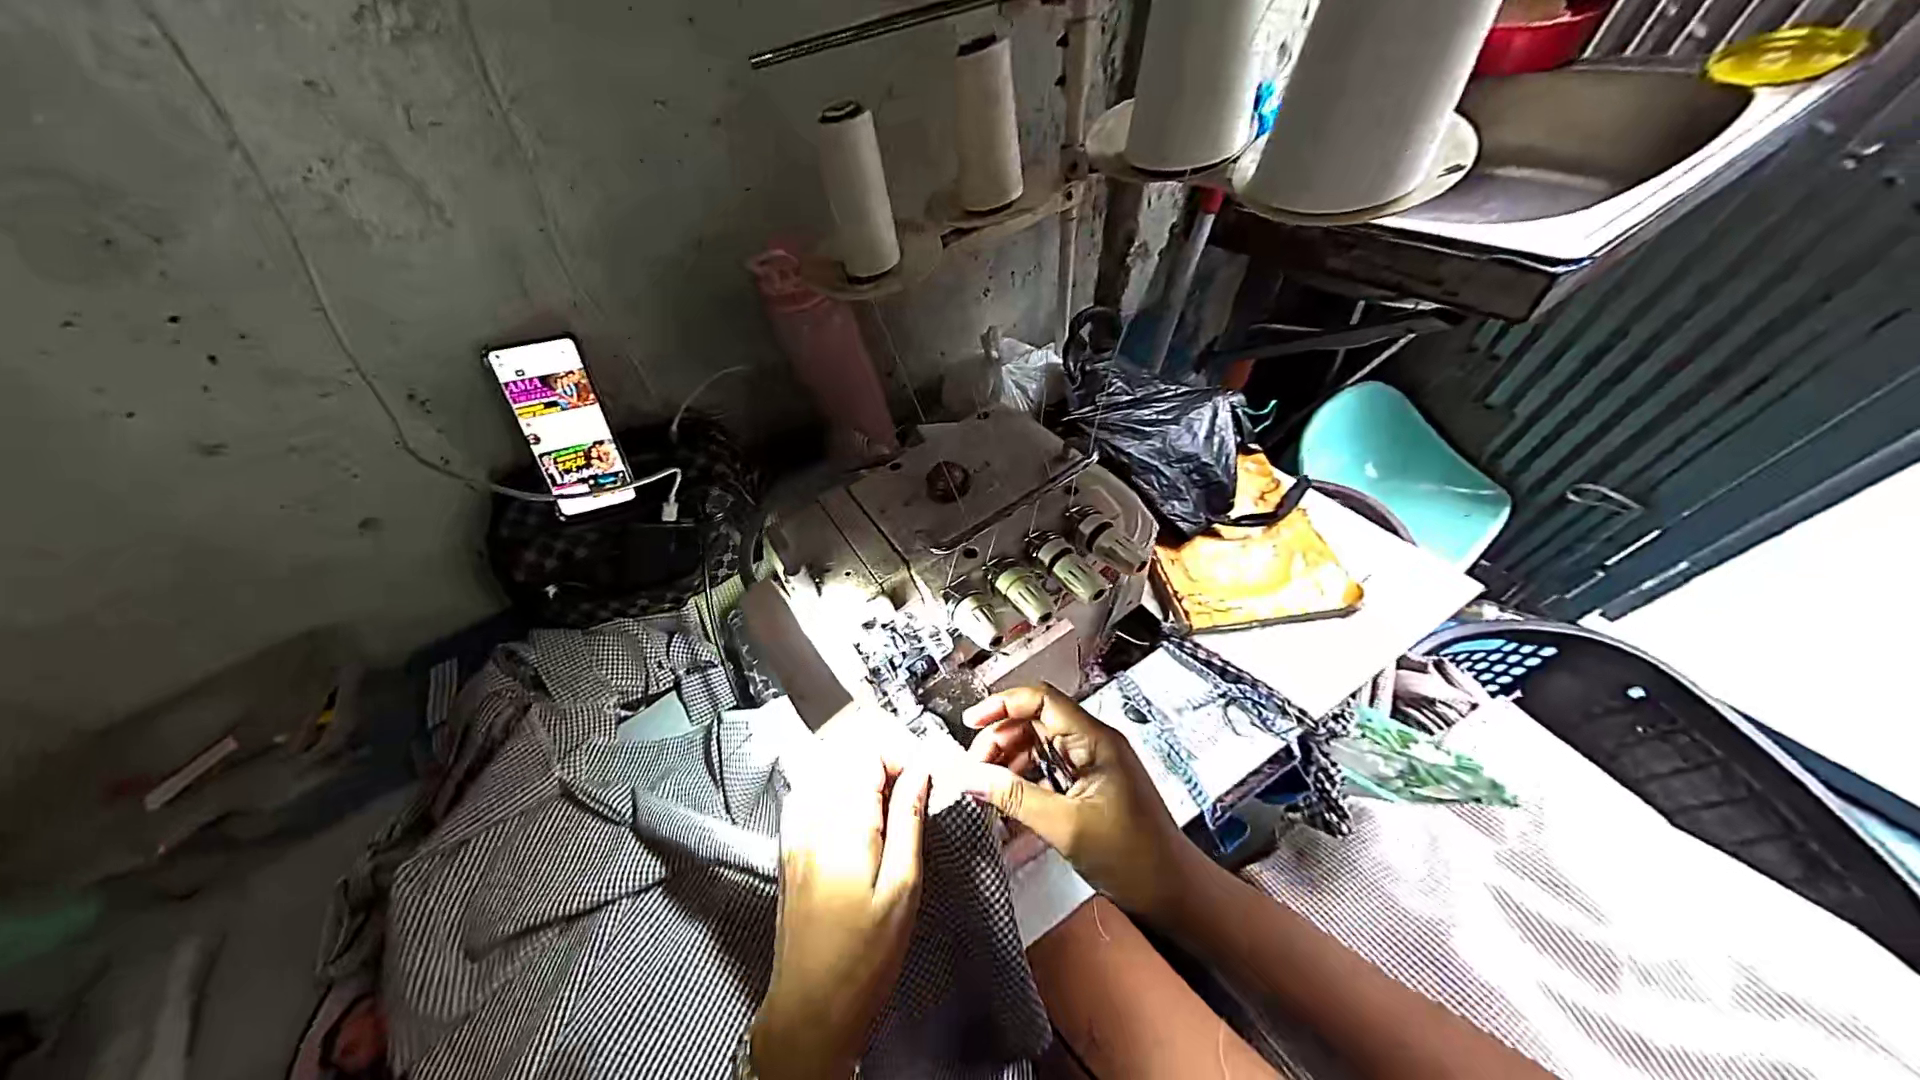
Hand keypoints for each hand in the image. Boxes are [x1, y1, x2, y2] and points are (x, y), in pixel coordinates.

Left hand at [752, 731, 930, 1079]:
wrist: (809, 1009)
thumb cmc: (862, 959)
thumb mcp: (902, 887)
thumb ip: (909, 819)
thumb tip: (921, 773)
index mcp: (842, 825)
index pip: (869, 753)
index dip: (902, 755)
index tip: (923, 777)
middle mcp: (811, 819)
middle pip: (847, 754)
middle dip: (885, 762)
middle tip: (912, 790)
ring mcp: (795, 831)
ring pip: (828, 768)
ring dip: (862, 774)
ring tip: (889, 804)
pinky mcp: (789, 846)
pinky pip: (812, 792)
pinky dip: (838, 788)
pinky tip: (856, 814)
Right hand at [960, 684, 1201, 923]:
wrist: (1173, 892)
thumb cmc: (1134, 858)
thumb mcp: (1066, 827)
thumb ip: (1016, 798)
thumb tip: (975, 777)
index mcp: (1095, 740)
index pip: (1042, 699)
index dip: (1002, 704)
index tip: (972, 721)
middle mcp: (1093, 743)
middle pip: (1035, 721)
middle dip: (1000, 738)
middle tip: (977, 767)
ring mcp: (1091, 763)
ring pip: (1038, 745)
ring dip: (1009, 759)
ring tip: (988, 785)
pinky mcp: (1088, 784)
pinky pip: (1048, 768)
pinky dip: (1024, 778)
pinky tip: (1008, 797)